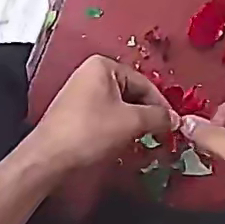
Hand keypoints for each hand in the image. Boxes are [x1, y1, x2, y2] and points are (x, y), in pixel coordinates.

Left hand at [25, 55, 177, 171]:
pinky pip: (106, 114)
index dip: (161, 105)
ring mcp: (81, 92)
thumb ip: (158, 116)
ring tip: (144, 140)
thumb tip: (176, 119)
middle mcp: (91, 73)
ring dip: (134, 123)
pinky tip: (123, 142)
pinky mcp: (75, 112)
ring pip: (120, 106)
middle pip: (132, 93)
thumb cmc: (90, 131)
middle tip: (161, 134)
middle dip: (147, 114)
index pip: (144, 83)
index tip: (173, 125)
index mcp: (103, 66)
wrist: (49, 158)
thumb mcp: (131, 121)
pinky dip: (118, 127)